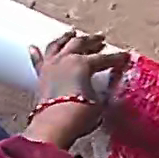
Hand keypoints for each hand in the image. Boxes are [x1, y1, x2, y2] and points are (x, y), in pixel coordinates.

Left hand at [23, 31, 128, 148]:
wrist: (54, 125)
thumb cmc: (80, 114)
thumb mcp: (100, 103)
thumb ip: (104, 92)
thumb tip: (107, 89)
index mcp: (84, 64)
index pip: (104, 59)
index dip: (117, 58)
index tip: (126, 56)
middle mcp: (66, 59)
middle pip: (80, 44)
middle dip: (92, 41)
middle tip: (101, 39)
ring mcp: (51, 66)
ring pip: (58, 45)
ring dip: (66, 38)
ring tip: (71, 32)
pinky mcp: (40, 76)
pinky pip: (38, 61)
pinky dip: (35, 53)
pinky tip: (32, 46)